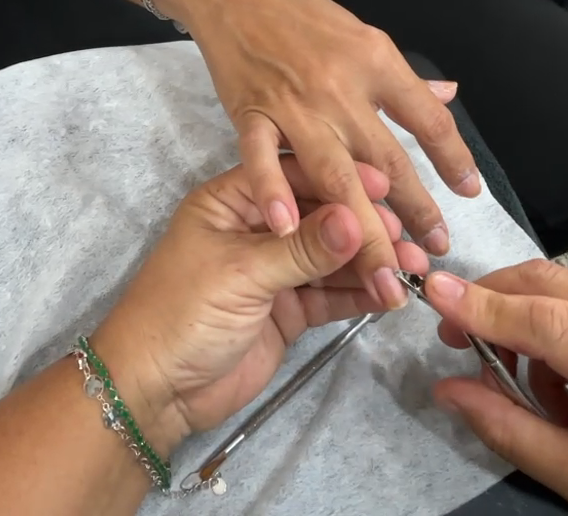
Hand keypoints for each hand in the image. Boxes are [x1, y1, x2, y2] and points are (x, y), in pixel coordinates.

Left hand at [91, 160, 431, 453]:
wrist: (155, 389)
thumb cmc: (184, 310)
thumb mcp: (242, 271)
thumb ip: (302, 248)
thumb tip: (357, 218)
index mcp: (232, 201)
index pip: (291, 178)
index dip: (336, 180)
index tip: (385, 188)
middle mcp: (256, 229)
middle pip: (316, 218)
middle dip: (361, 227)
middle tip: (407, 237)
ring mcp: (272, 271)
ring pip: (328, 259)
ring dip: (367, 264)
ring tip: (411, 269)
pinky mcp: (286, 310)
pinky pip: (327, 295)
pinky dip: (357, 295)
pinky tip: (390, 296)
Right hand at [150, 0, 478, 309]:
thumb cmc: (298, 10)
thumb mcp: (360, 32)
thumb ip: (400, 76)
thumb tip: (447, 97)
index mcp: (375, 60)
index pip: (428, 118)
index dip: (454, 159)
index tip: (468, 194)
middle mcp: (341, 87)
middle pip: (386, 162)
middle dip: (413, 216)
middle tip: (433, 261)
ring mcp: (294, 103)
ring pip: (334, 176)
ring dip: (362, 231)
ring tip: (385, 279)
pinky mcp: (250, 112)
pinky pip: (263, 158)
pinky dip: (274, 192)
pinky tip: (286, 229)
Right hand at [421, 262, 567, 515]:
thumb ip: (511, 431)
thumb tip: (443, 389)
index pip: (553, 322)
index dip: (486, 307)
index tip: (430, 294)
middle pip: (553, 284)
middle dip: (493, 300)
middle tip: (455, 339)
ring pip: (565, 286)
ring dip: (523, 318)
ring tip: (518, 385)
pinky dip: (553, 328)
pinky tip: (558, 383)